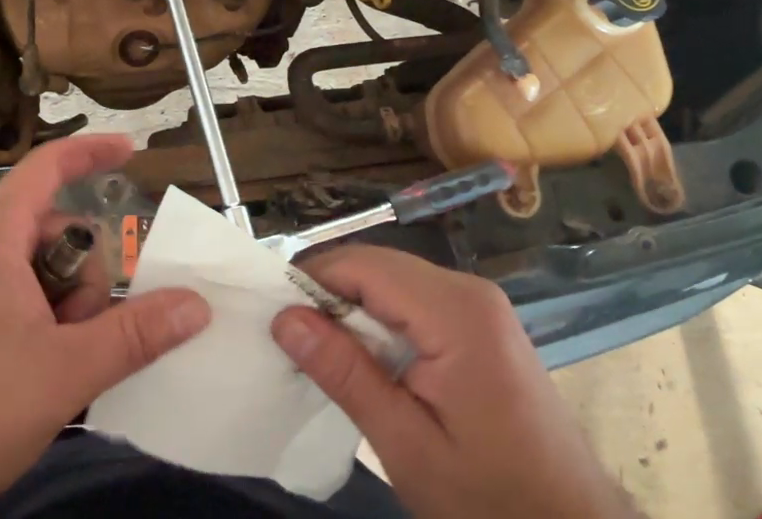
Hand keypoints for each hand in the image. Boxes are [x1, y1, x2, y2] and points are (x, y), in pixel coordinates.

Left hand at [0, 135, 210, 518]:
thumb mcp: (68, 371)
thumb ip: (136, 333)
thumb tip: (196, 304)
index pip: (44, 169)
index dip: (90, 152)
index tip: (132, 151)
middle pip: (56, 229)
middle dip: (85, 276)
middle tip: (83, 333)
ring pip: (42, 269)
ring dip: (69, 308)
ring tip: (60, 363)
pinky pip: (21, 295)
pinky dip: (47, 321)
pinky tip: (47, 370)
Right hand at [270, 246, 636, 518]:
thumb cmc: (492, 498)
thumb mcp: (407, 445)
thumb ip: (345, 373)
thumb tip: (284, 316)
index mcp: (456, 312)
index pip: (362, 265)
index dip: (310, 281)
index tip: (270, 318)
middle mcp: (470, 291)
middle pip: (376, 267)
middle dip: (327, 296)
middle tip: (290, 343)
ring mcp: (479, 306)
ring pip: (390, 283)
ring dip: (350, 312)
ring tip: (321, 357)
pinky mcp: (480, 325)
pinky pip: (412, 303)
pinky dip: (378, 322)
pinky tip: (364, 363)